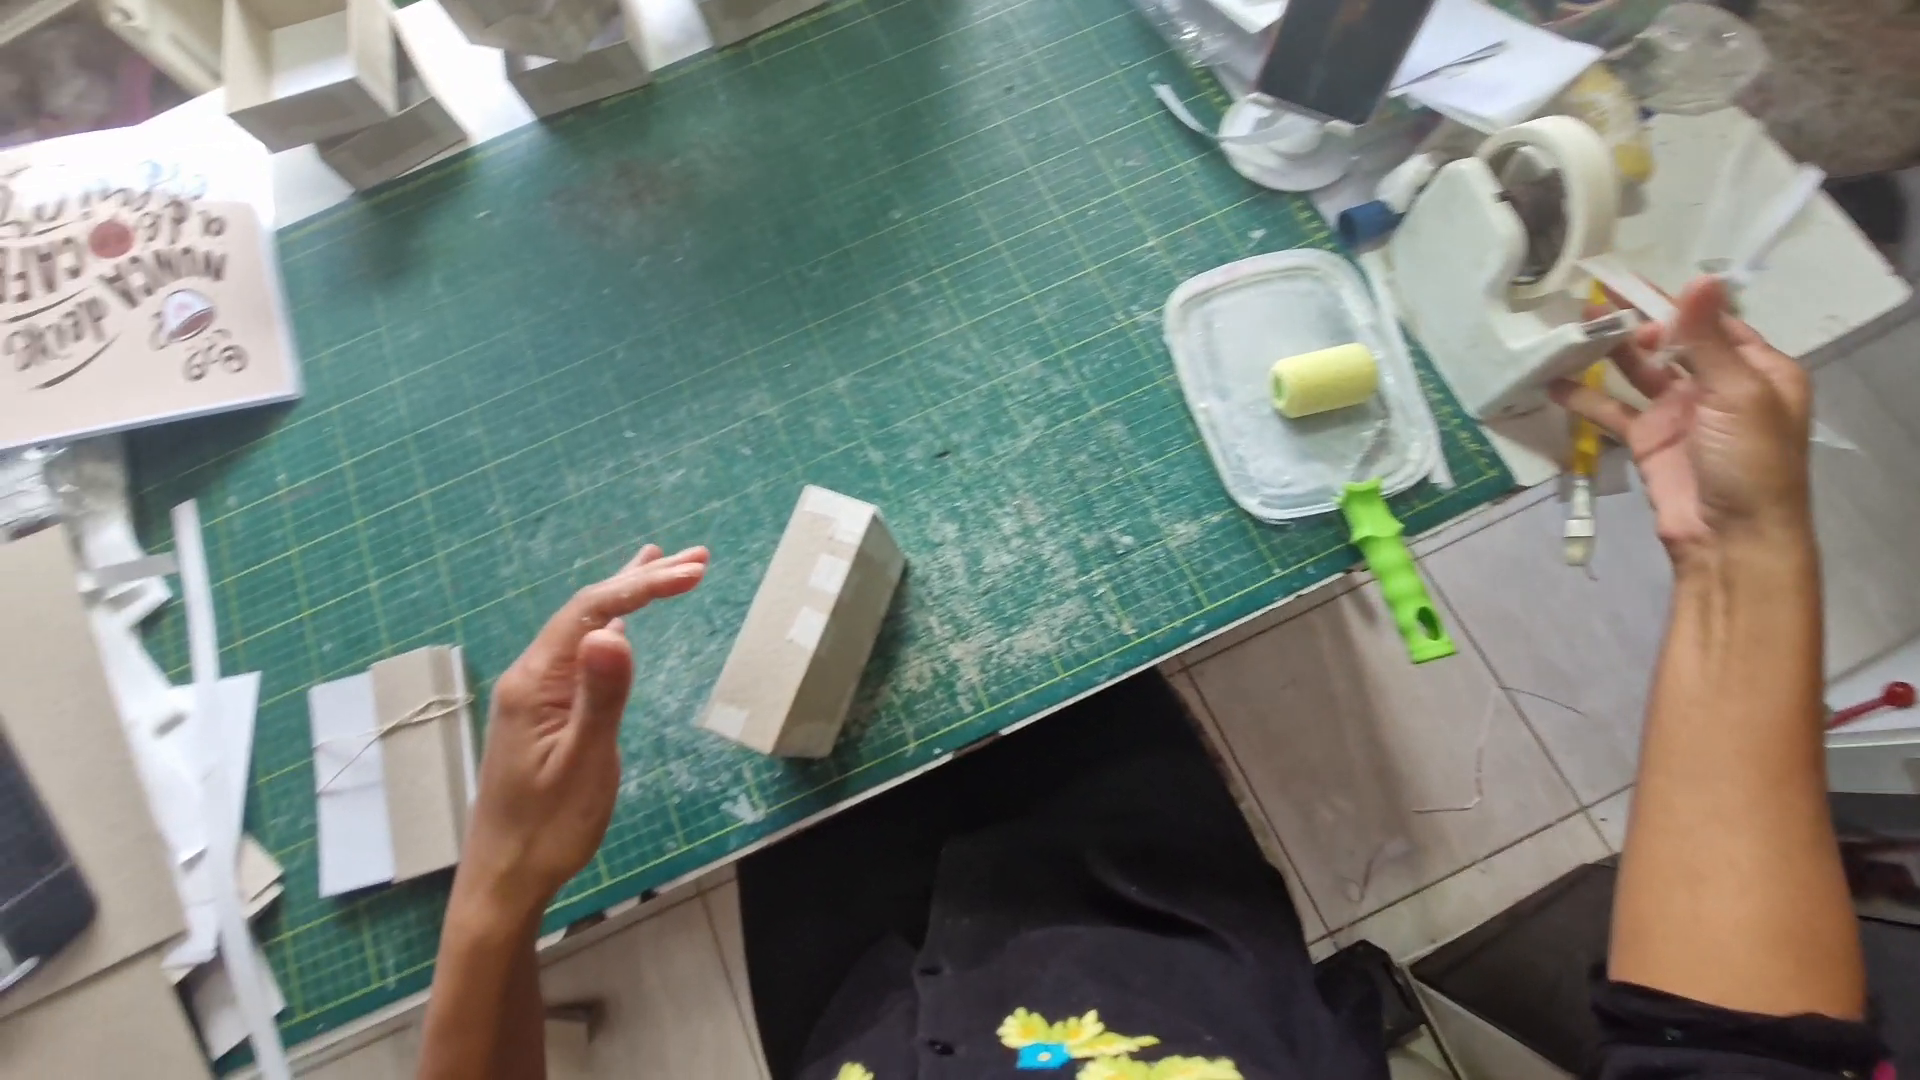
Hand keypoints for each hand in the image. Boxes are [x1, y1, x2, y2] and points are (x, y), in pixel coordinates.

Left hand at [456, 543, 709, 920]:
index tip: (694, 574)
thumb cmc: (550, 826)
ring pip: (586, 626)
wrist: (505, 878)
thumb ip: (600, 695)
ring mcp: (538, 691)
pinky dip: (612, 624)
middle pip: (588, 608)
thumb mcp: (585, 762)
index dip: (644, 585)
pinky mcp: (548, 709)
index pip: (592, 610)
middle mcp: (532, 675)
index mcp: (535, 681)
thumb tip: (614, 629)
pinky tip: (621, 621)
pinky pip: (583, 650)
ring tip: (663, 564)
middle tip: (697, 558)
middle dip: (642, 578)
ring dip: (630, 595)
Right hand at [1550, 277, 1812, 562]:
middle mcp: (1716, 385)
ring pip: (1635, 374)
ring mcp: (1677, 413)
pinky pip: (1610, 411)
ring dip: (1605, 356)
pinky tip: (1555, 384)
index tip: (1628, 286)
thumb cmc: (1749, 459)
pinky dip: (1583, 398)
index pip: (1712, 324)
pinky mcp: (1645, 439)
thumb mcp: (1734, 393)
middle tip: (1587, 307)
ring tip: (1567, 335)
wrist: (1728, 533)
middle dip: (1632, 325)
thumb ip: (1706, 340)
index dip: (1673, 305)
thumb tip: (1697, 281)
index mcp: (1755, 369)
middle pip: (1669, 344)